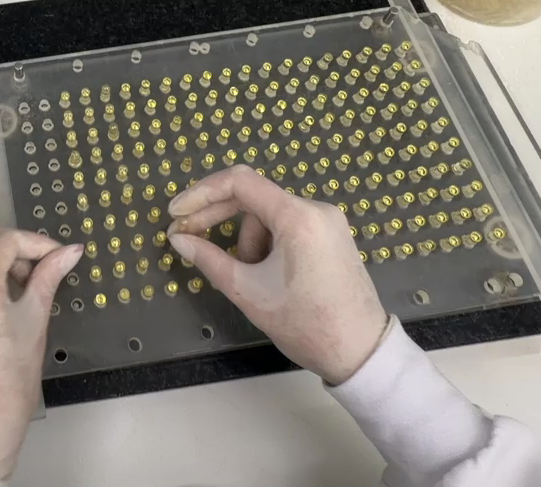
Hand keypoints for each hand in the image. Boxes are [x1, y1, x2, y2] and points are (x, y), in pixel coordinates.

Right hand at [167, 165, 388, 384]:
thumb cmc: (306, 325)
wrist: (363, 356)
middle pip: (252, 196)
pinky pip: (285, 225)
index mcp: (297, 216)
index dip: (201, 193)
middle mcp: (314, 208)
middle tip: (187, 236)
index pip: (239, 183)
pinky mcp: (330, 234)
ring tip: (251, 279)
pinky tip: (266, 274)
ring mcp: (326, 220)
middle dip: (217, 216)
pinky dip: (266, 244)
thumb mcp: (249, 292)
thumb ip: (209, 259)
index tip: (177, 214)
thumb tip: (177, 239)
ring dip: (247, 241)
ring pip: (267, 215)